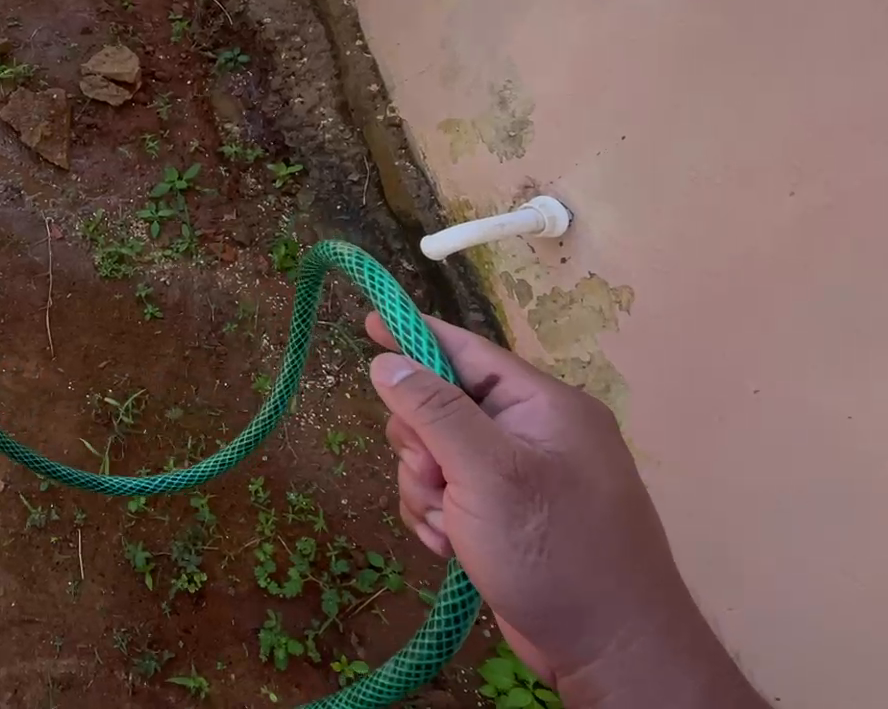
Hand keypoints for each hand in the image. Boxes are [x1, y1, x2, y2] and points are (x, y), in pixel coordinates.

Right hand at [365, 313, 759, 706]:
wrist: (611, 655)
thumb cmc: (556, 551)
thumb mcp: (488, 471)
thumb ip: (433, 409)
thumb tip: (384, 362)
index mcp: (542, 407)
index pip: (465, 351)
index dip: (414, 335)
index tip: (366, 323)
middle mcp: (530, 432)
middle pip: (435, 404)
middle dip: (419, 444)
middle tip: (432, 477)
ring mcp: (516, 473)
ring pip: (430, 451)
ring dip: (423, 487)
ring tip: (450, 525)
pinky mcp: (501, 510)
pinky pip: (440, 489)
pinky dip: (435, 513)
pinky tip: (451, 545)